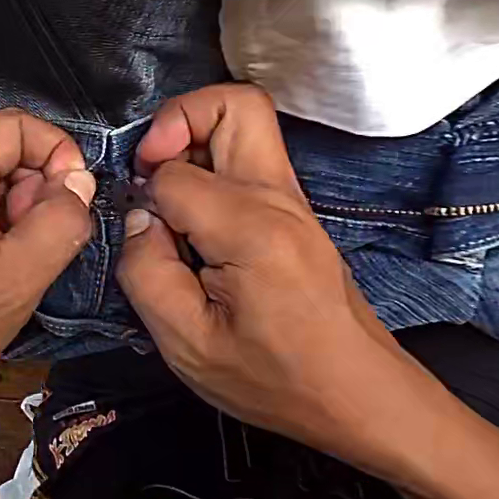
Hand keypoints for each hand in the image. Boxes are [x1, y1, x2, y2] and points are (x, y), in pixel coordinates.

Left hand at [0, 109, 95, 401]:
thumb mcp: (13, 280)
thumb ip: (59, 224)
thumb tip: (79, 182)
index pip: (18, 126)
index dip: (58, 156)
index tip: (70, 205)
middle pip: (5, 151)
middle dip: (35, 193)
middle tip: (29, 248)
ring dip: (17, 214)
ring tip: (5, 263)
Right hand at [115, 84, 464, 482]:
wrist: (359, 396)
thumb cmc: (274, 380)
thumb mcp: (186, 345)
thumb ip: (145, 272)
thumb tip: (139, 218)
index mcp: (253, 230)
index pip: (175, 175)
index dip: (143, 198)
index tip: (144, 236)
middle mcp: (279, 197)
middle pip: (234, 102)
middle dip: (177, 119)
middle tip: (150, 170)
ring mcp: (292, 199)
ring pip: (243, 120)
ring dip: (193, 138)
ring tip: (166, 193)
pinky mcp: (293, 210)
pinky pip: (247, 155)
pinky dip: (209, 162)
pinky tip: (192, 217)